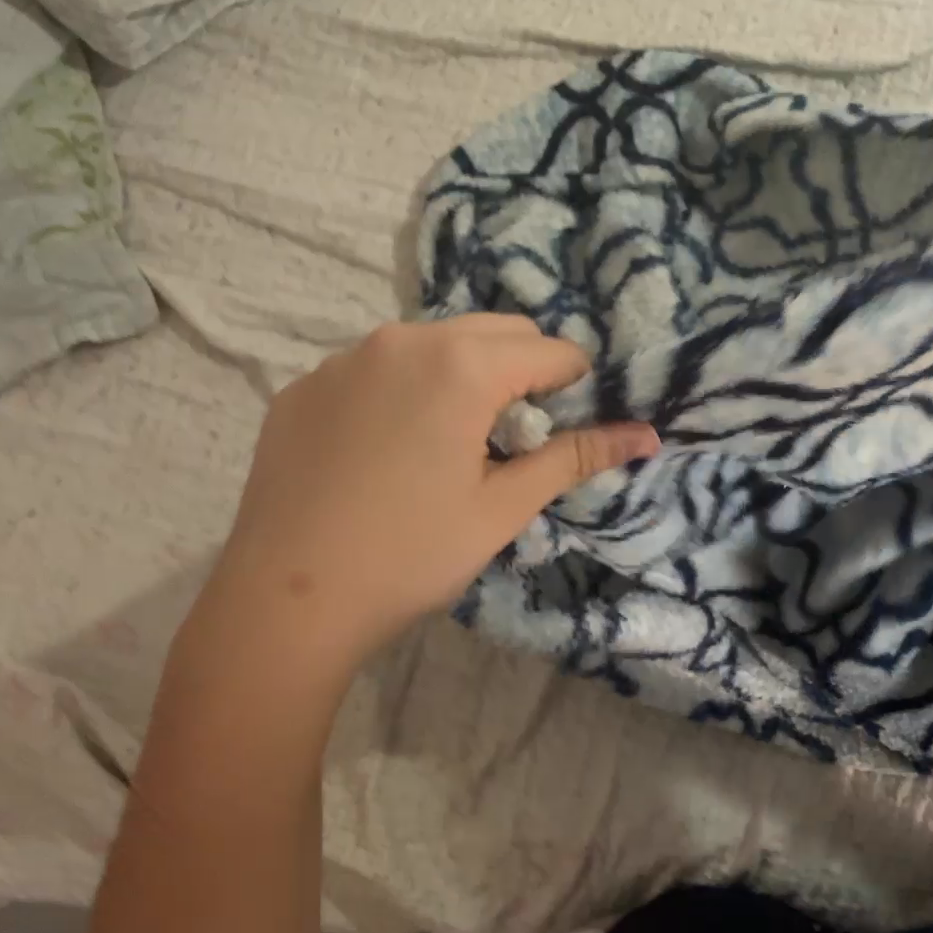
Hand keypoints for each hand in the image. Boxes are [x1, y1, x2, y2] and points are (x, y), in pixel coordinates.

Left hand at [203, 315, 658, 666]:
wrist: (284, 601)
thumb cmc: (411, 554)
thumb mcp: (504, 507)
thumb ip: (576, 457)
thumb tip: (647, 435)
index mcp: (461, 365)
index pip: (550, 350)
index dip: (573, 386)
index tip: (565, 430)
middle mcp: (402, 340)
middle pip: (495, 331)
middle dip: (523, 371)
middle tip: (513, 439)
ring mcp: (345, 358)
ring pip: (435, 343)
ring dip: (464, 376)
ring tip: (449, 445)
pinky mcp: (305, 384)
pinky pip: (378, 367)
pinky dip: (406, 390)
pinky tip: (387, 453)